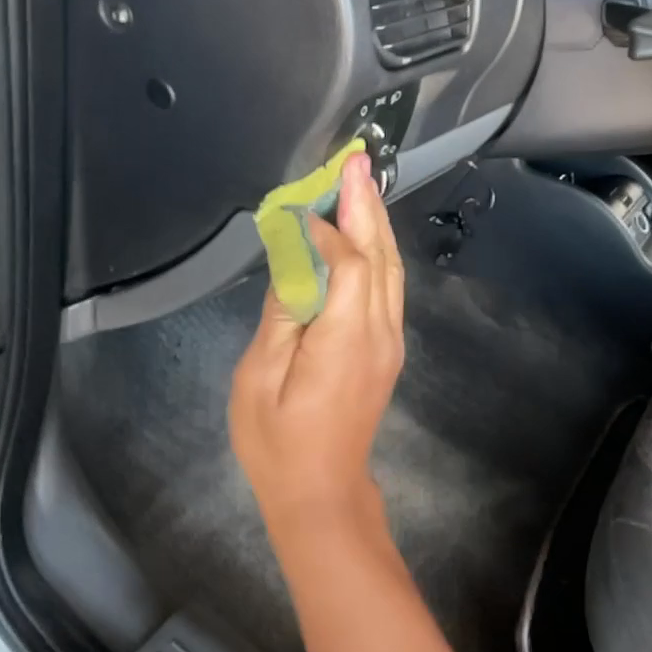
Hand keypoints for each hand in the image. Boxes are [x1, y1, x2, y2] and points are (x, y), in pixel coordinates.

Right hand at [230, 152, 404, 534]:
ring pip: (391, 268)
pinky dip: (378, 252)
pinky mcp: (389, 347)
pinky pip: (388, 287)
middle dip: (367, 205)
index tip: (300, 206)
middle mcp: (379, 330)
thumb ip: (281, 315)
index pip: (348, 263)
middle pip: (380, 256)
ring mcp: (391, 338)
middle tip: (356, 161)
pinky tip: (365, 235)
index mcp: (346, 337)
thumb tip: (292, 264)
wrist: (323, 491)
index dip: (328, 230)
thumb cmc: (279, 442)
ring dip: (377, 224)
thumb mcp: (260, 378)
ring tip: (362, 184)